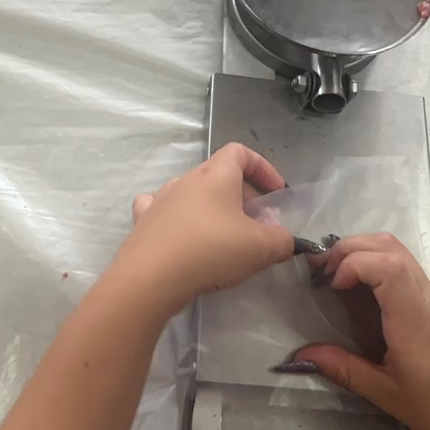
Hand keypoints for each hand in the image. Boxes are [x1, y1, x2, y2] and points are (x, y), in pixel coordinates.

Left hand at [109, 143, 291, 313]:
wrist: (151, 277)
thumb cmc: (211, 250)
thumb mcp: (260, 248)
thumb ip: (281, 241)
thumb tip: (286, 240)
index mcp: (216, 175)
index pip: (241, 152)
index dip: (263, 168)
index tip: (276, 193)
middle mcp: (187, 179)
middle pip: (219, 175)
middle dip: (243, 197)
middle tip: (257, 226)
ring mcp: (161, 198)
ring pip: (192, 193)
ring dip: (211, 208)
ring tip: (223, 236)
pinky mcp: (143, 221)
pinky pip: (162, 209)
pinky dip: (176, 217)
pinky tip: (181, 234)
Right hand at [293, 233, 429, 429]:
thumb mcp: (390, 394)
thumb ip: (345, 370)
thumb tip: (302, 355)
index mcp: (412, 313)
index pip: (384, 261)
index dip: (352, 262)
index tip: (332, 286)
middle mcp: (426, 294)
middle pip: (388, 245)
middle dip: (349, 249)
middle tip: (324, 274)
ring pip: (400, 252)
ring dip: (365, 255)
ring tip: (342, 282)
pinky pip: (409, 270)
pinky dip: (381, 268)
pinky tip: (370, 300)